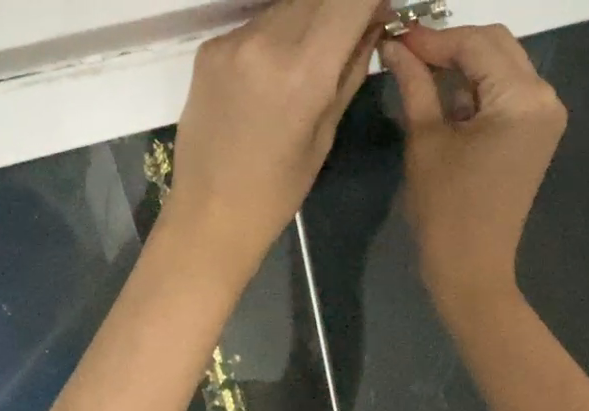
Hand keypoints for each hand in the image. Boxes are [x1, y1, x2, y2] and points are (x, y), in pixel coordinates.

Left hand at [165, 0, 384, 269]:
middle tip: (353, 33)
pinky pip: (255, 26)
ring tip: (311, 60)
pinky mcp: (210, 48)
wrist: (210, 212)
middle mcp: (266, 41)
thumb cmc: (277, 191)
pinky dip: (275, 37)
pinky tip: (272, 76)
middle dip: (341, 7)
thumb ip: (350, 71)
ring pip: (286, 5)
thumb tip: (374, 25)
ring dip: (309, 18)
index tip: (379, 10)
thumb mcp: (325, 135)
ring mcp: (233, 41)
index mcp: (305, 71)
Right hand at [381, 25, 567, 302]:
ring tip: (421, 78)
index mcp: (522, 98)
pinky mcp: (535, 136)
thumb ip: (414, 84)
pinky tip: (446, 103)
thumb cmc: (445, 211)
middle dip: (451, 46)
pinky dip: (476, 92)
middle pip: (495, 46)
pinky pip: (506, 95)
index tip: (395, 40)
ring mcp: (544, 118)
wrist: (471, 270)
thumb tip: (395, 47)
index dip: (433, 38)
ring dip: (463, 67)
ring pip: (501, 67)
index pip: (475, 43)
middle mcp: (544, 98)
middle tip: (407, 56)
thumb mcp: (425, 141)